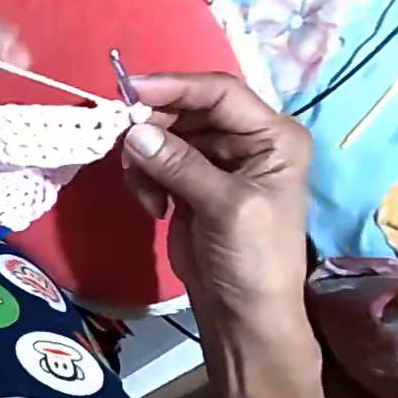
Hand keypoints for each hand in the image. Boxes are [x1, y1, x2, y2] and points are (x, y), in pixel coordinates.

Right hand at [119, 72, 312, 330]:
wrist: (241, 310)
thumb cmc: (252, 257)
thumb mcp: (224, 207)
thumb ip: (180, 165)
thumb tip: (134, 131)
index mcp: (271, 136)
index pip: (220, 93)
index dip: (176, 87)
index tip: (130, 90)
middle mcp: (245, 139)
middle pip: (187, 111)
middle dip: (153, 127)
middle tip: (125, 147)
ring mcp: (214, 160)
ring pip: (164, 136)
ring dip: (145, 160)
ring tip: (148, 195)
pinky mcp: (188, 181)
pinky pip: (155, 162)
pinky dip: (145, 179)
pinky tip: (154, 208)